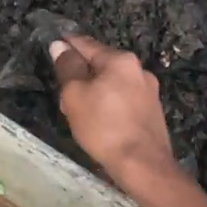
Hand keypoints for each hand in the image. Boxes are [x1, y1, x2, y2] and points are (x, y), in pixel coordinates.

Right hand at [50, 35, 176, 187]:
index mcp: (120, 60)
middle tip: (62, 88)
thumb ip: (67, 67)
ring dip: (95, 89)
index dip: (67, 43)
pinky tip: (99, 120)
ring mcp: (149, 91)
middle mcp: (138, 69)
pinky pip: (124, 98)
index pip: (86, 44)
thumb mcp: (75, 94)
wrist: (143, 165)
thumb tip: (59, 46)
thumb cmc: (103, 126)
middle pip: (101, 64)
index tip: (54, 42)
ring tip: (78, 109)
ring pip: (113, 82)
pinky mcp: (152, 112)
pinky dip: (109, 102)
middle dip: (81, 72)